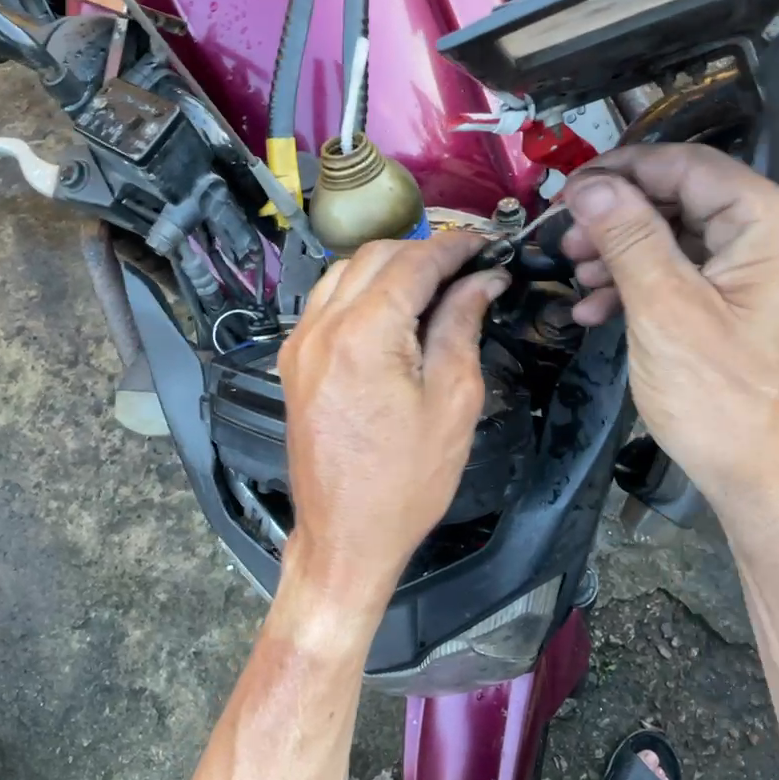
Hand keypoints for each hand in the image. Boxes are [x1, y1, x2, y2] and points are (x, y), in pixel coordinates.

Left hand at [278, 233, 508, 609]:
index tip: (485, 244)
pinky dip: (361, 291)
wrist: (345, 536)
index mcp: (363, 336)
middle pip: (373, 256)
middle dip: (422, 251)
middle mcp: (321, 329)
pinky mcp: (294, 362)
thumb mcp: (453, 402)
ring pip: (344, 273)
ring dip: (389, 266)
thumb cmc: (405, 483)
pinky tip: (392, 310)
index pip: (412, 262)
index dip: (454, 246)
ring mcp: (300, 344)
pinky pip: (326, 303)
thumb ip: (462, 327)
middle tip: (466, 266)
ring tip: (434, 285)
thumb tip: (481, 281)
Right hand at [558, 144, 778, 503]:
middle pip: (687, 201)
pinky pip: (693, 273)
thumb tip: (590, 185)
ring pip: (683, 238)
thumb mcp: (665, 312)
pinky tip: (600, 308)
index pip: (693, 167)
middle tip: (566, 242)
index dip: (624, 171)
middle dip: (620, 220)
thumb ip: (629, 238)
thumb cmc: (720, 401)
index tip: (567, 190)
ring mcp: (771, 273)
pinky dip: (647, 284)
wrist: (764, 481)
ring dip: (625, 254)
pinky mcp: (753, 302)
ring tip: (577, 278)